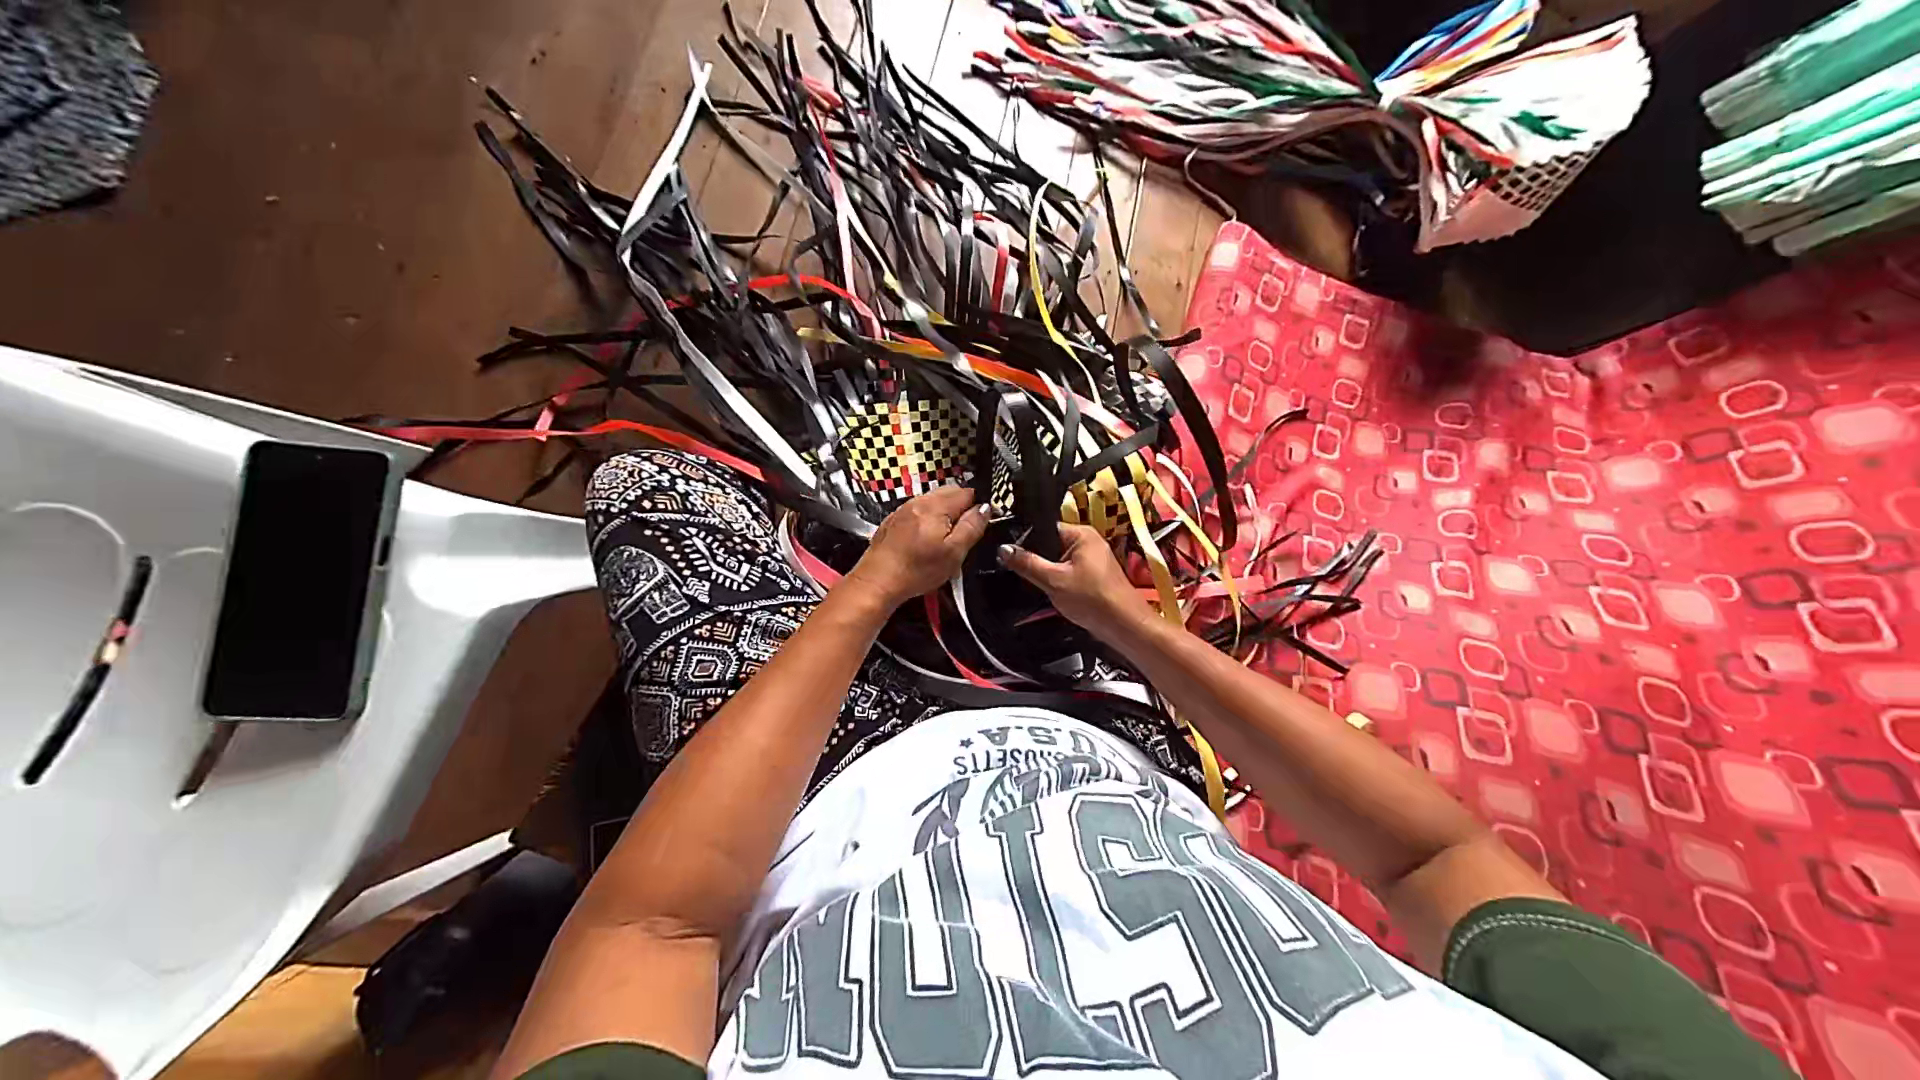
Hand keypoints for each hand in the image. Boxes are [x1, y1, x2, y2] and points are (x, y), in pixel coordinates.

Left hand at [844, 486, 990, 608]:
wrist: (877, 581)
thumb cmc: (916, 571)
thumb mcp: (954, 553)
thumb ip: (972, 527)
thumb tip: (985, 509)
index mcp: (936, 506)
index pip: (968, 493)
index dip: (978, 508)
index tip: (978, 526)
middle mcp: (918, 501)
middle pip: (950, 493)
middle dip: (961, 509)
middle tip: (961, 536)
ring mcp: (903, 509)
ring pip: (933, 502)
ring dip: (944, 515)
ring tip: (942, 542)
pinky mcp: (894, 520)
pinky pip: (918, 512)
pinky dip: (927, 521)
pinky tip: (924, 542)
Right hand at [999, 523, 1155, 638]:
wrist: (1124, 626)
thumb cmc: (1093, 599)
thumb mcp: (1053, 581)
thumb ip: (1027, 564)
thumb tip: (1004, 549)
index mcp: (1081, 534)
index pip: (1045, 529)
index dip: (1026, 541)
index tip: (1010, 555)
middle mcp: (1088, 542)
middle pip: (1051, 546)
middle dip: (1037, 560)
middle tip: (1020, 573)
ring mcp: (1092, 560)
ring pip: (1058, 562)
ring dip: (1047, 574)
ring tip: (1036, 584)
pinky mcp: (1093, 576)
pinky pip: (1067, 573)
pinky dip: (1058, 583)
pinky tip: (1052, 593)